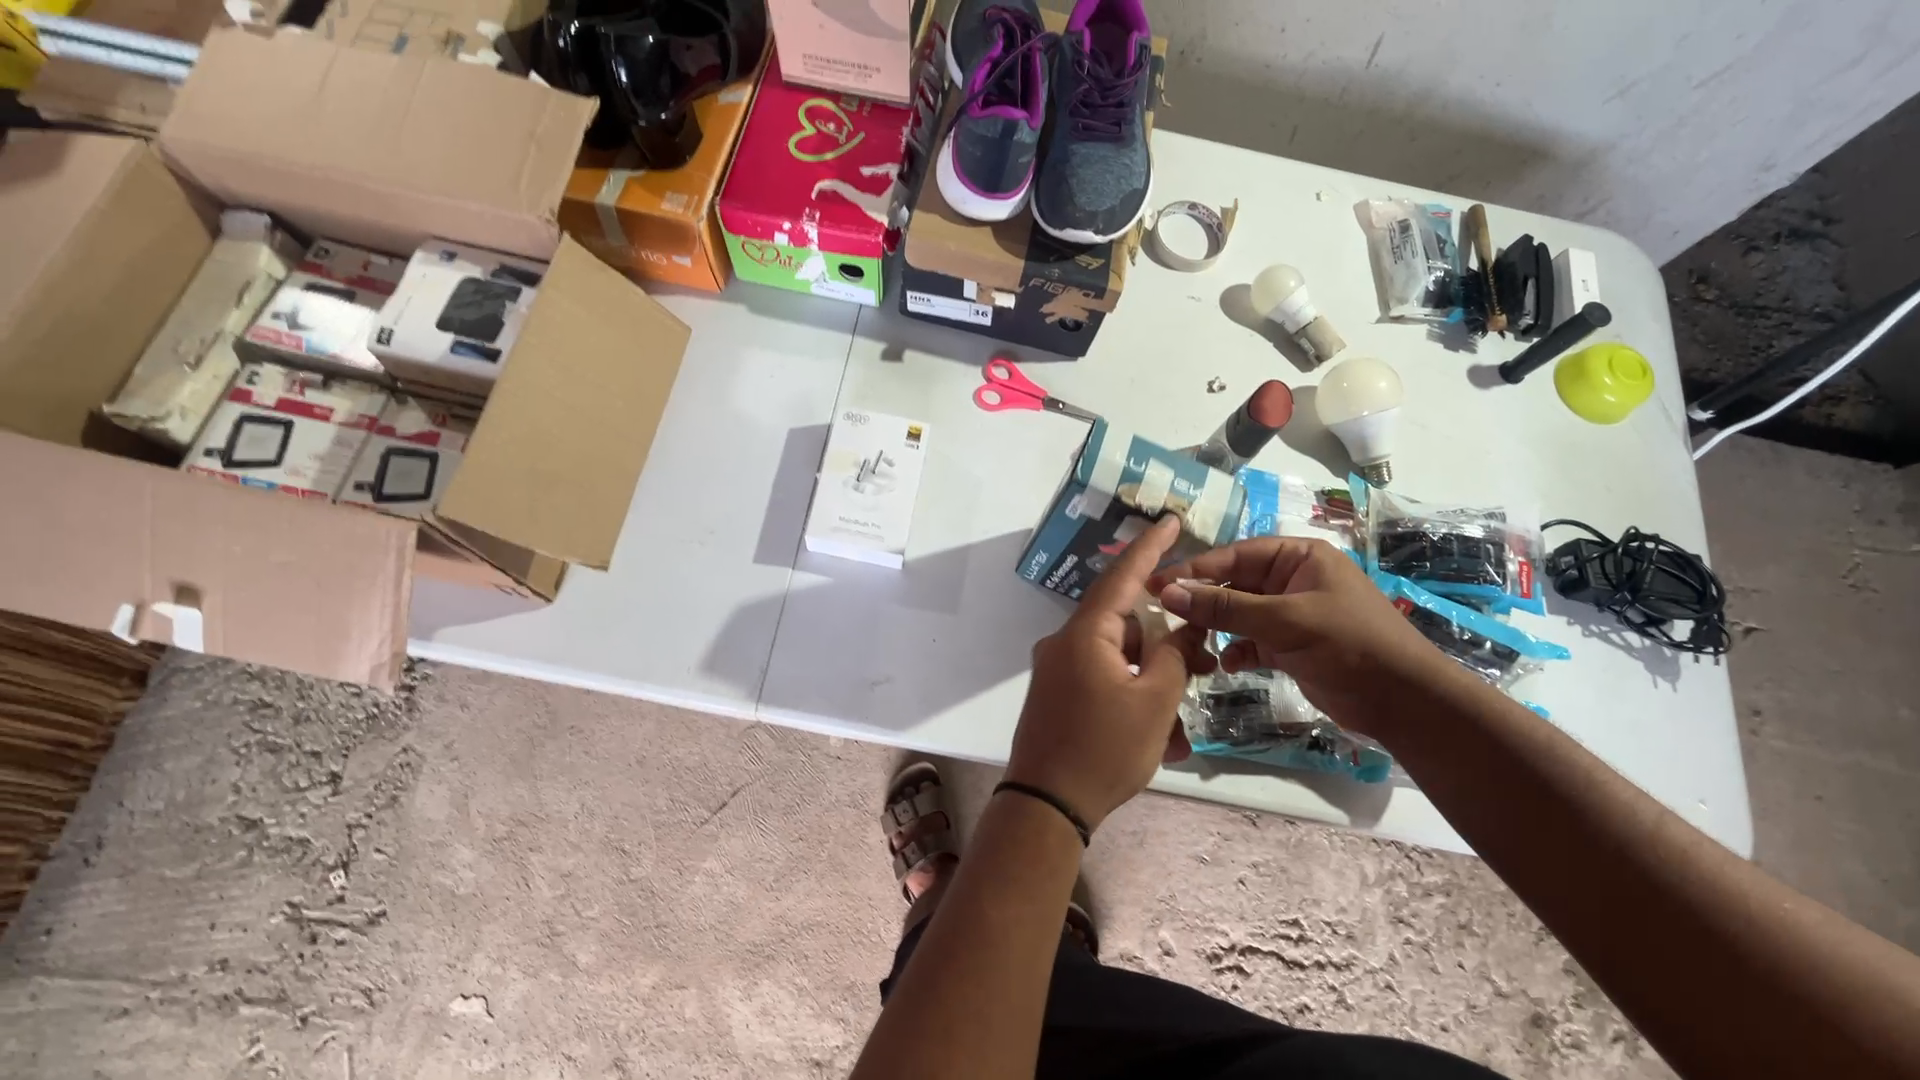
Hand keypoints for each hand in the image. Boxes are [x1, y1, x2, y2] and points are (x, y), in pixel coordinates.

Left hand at [1007, 516, 1208, 831]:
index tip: (1172, 521)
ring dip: (1155, 691)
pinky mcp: (1058, 698)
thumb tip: (1181, 631)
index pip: (1122, 577)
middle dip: (1169, 650)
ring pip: (1121, 665)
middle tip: (1206, 666)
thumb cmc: (1102, 751)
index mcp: (1084, 635)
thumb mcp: (1154, 703)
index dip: (1150, 548)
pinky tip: (1160, 745)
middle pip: (1128, 629)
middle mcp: (1065, 644)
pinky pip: (1105, 687)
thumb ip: (1173, 657)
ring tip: (1179, 737)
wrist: (1045, 807)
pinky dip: (1133, 706)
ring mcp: (1058, 673)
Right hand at [1147, 537, 1454, 739]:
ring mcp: (1292, 614)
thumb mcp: (1285, 620)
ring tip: (1188, 640)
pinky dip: (1237, 650)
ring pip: (1239, 613)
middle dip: (1202, 599)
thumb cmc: (1349, 644)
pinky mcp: (1292, 646)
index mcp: (1299, 557)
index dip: (1195, 569)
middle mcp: (1293, 580)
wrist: (1402, 700)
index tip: (1157, 584)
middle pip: (1234, 583)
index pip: (1235, 555)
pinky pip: (1252, 640)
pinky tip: (1224, 664)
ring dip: (1216, 626)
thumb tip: (1170, 592)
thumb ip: (1226, 607)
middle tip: (1164, 613)